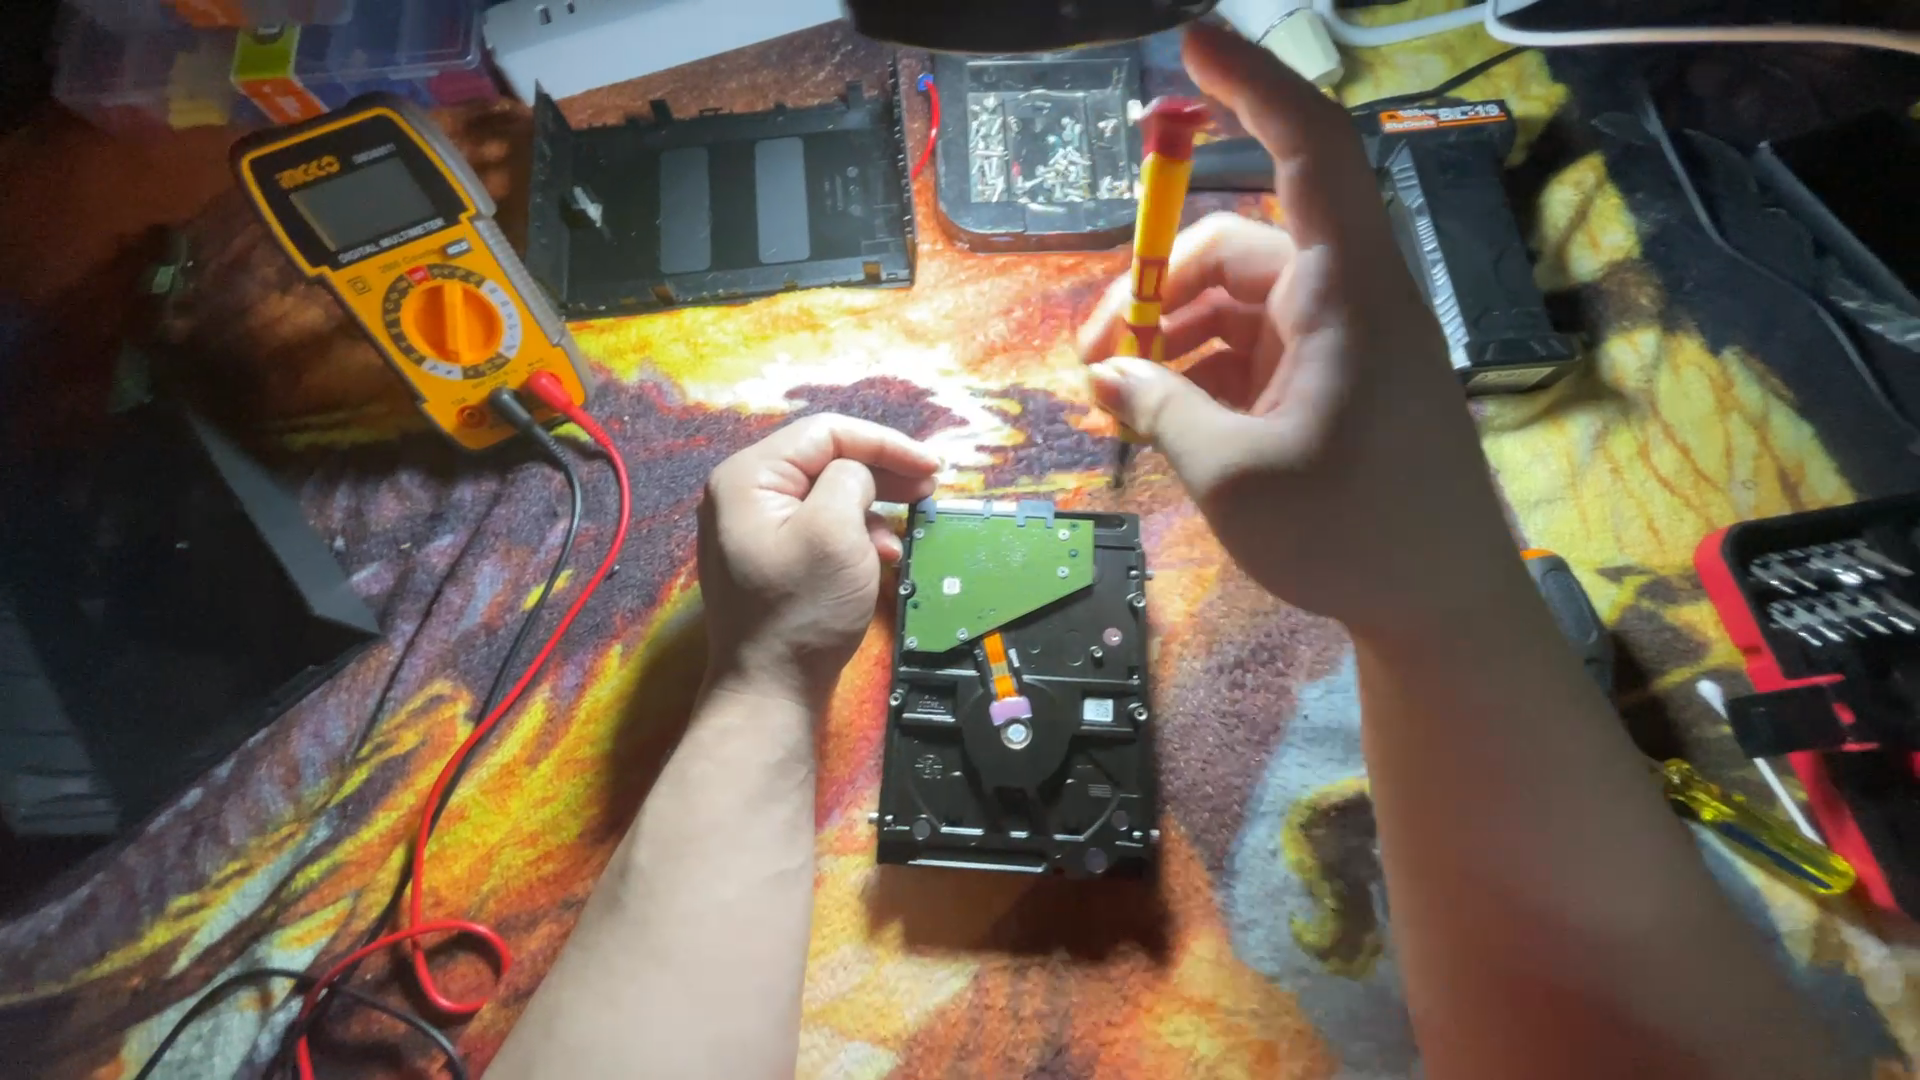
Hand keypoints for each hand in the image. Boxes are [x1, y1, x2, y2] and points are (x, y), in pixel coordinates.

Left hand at [698, 414, 940, 706]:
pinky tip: (880, 558)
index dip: (884, 444)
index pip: (825, 433)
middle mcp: (744, 493)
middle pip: (825, 460)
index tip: (931, 466)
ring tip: (902, 537)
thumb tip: (859, 476)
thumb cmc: (803, 609)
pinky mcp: (771, 556)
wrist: (771, 690)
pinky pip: (820, 526)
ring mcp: (754, 527)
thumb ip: (851, 481)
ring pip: (827, 495)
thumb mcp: (836, 532)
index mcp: (749, 476)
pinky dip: (854, 535)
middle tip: (927, 489)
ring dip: (872, 509)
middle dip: (881, 473)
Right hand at [1078, 23, 1528, 641]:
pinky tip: (1157, 410)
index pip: (1306, 149)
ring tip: (1114, 394)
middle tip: (1091, 352)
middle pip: (1232, 247)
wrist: (1434, 601)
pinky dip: (1197, 369)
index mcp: (1343, 293)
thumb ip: (1158, 410)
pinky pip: (1248, 350)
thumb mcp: (1230, 472)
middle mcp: (1343, 300)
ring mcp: (1335, 345)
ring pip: (1233, 303)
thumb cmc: (1347, 532)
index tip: (1189, 41)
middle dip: (1151, 287)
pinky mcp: (1326, 385)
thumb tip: (1103, 374)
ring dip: (1167, 335)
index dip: (1252, 83)